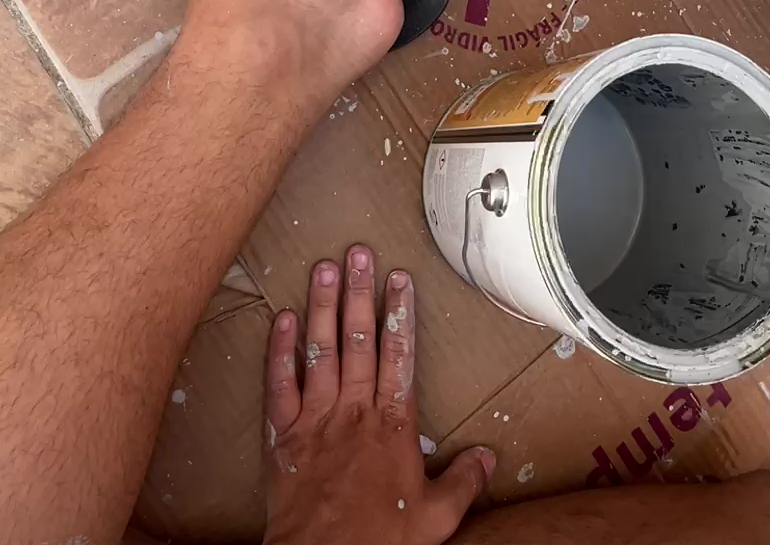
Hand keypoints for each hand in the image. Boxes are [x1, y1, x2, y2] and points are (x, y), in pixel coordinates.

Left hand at [262, 246, 493, 544]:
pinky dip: (279, 351)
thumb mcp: (436, 518)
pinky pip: (279, 385)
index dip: (400, 311)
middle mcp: (354, 408)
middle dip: (359, 292)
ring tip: (323, 267)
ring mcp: (316, 417)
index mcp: (392, 422)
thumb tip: (490, 456)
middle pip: (359, 338)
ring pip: (320, 350)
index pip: (399, 353)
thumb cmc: (381, 540)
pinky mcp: (284, 434)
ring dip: (321, 306)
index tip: (400, 276)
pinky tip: (281, 318)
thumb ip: (463, 481)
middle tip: (358, 252)